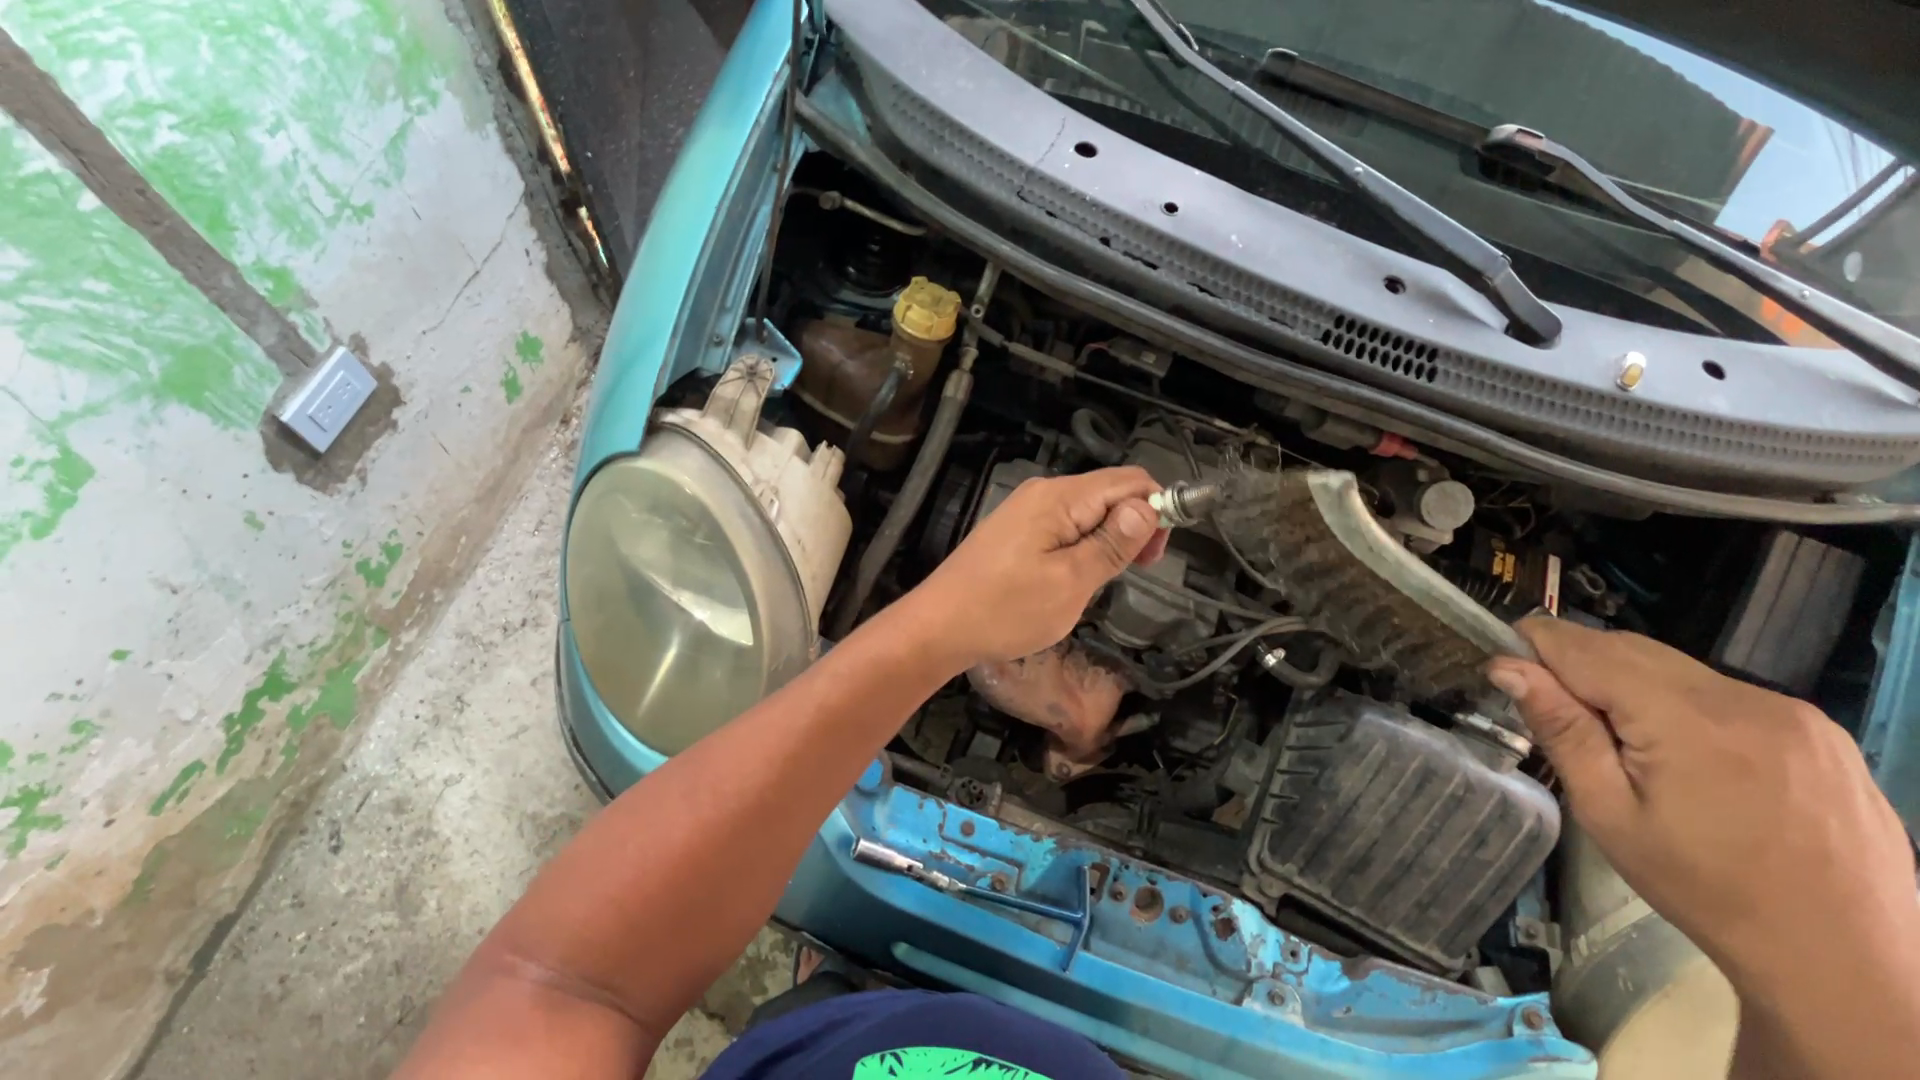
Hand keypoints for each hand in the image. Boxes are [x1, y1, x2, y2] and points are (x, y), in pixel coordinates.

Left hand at [900, 467, 1167, 672]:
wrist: (938, 627)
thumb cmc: (1005, 610)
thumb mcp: (1070, 583)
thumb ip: (1112, 544)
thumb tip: (1149, 506)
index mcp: (1060, 498)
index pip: (1128, 481)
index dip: (1157, 509)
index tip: (1158, 556)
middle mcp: (1044, 493)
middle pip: (1109, 494)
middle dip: (1133, 527)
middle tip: (1134, 574)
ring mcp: (1026, 511)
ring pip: (1088, 513)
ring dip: (1108, 541)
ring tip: (1101, 582)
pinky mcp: (1016, 531)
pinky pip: (1065, 527)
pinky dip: (1082, 547)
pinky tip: (1076, 578)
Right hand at [1485, 618, 1917, 998]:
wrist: (1840, 953)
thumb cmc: (1703, 889)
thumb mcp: (1610, 815)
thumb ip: (1561, 731)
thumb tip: (1507, 667)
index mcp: (1686, 720)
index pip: (1588, 648)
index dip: (1537, 643)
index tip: (1502, 660)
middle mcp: (1743, 697)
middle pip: (1633, 648)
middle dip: (1580, 662)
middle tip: (1549, 705)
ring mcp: (1790, 709)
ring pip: (1678, 668)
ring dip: (1631, 682)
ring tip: (1616, 737)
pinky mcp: (1818, 728)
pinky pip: (1724, 692)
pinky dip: (1682, 702)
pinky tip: (1684, 753)